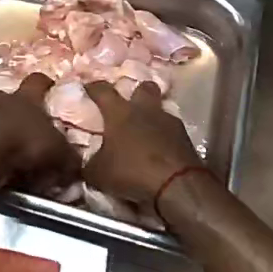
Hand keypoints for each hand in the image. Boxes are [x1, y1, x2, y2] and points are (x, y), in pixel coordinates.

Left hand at [0, 73, 77, 194]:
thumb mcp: (59, 152)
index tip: (53, 90)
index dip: (46, 84)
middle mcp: (3, 101)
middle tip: (33, 127)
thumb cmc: (25, 142)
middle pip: (11, 98)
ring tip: (20, 154)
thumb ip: (70, 157)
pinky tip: (6, 168)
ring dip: (6, 133)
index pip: (38, 80)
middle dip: (20, 110)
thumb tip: (78, 164)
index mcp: (27, 97)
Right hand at [83, 81, 204, 210]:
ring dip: (153, 117)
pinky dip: (165, 137)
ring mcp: (169, 121)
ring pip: (160, 109)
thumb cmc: (131, 171)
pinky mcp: (185, 137)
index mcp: (120, 112)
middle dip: (137, 92)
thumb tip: (87, 162)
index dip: (94, 88)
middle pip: (144, 87)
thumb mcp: (99, 173)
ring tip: (145, 133)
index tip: (89, 88)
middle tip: (129, 105)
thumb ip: (90, 163)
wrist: (176, 184)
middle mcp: (146, 110)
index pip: (103, 90)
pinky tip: (160, 150)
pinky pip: (172, 131)